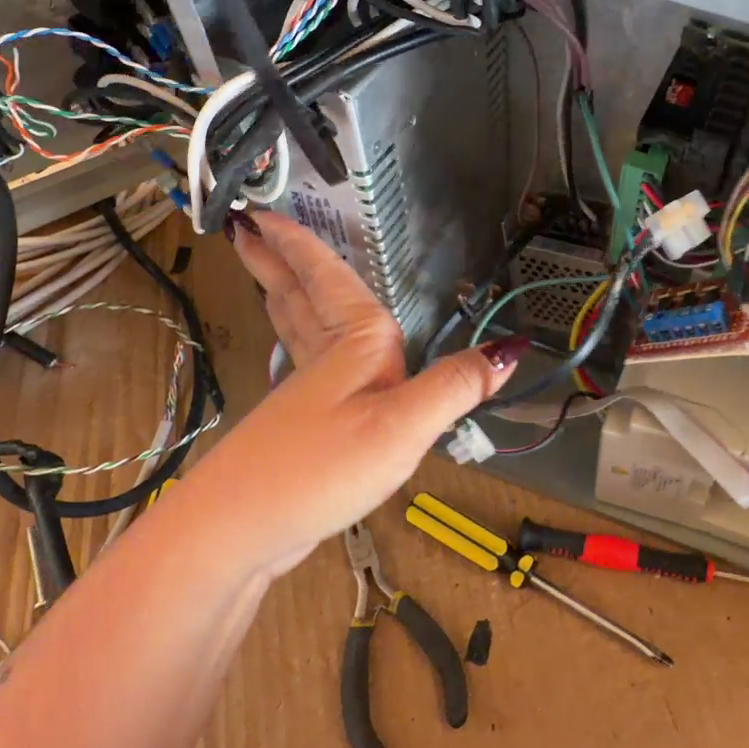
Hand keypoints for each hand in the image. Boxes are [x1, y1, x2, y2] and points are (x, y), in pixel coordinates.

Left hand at [183, 212, 527, 579]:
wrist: (235, 535)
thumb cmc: (319, 467)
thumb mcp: (402, 426)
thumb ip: (456, 385)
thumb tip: (513, 348)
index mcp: (351, 346)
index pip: (328, 281)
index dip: (303, 246)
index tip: (266, 212)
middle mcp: (324, 362)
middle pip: (298, 300)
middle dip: (277, 263)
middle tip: (245, 230)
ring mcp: (303, 398)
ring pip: (294, 333)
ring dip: (284, 298)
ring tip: (272, 277)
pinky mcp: (296, 432)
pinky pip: (300, 367)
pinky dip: (298, 345)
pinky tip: (304, 359)